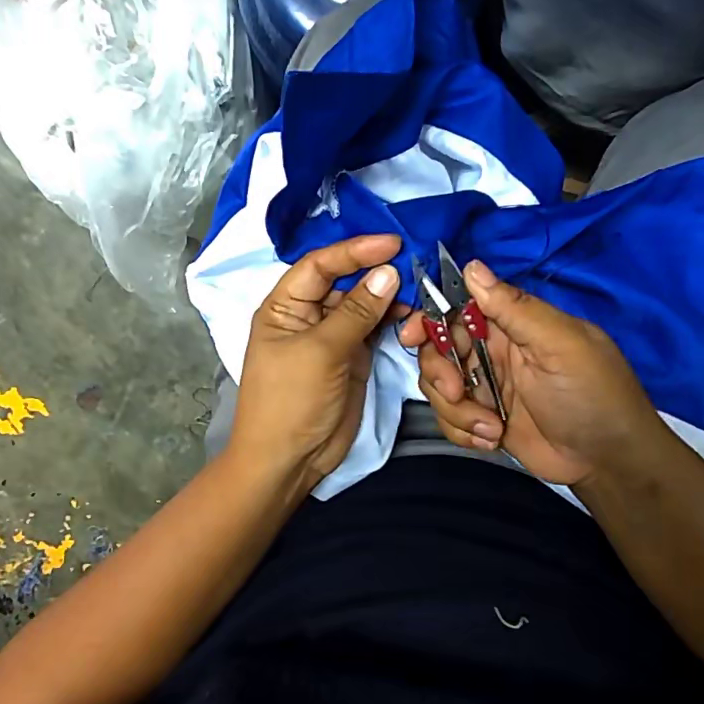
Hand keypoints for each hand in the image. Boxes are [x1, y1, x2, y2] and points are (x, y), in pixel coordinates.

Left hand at [227, 234, 405, 489]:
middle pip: (343, 281)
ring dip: (388, 298)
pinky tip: (412, 317)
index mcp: (284, 306)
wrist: (289, 460)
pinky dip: (392, 321)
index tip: (391, 243)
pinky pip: (373, 329)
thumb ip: (355, 313)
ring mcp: (330, 336)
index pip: (319, 265)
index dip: (353, 250)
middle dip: (375, 273)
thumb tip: (387, 273)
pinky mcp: (351, 357)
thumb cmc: (292, 401)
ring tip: (418, 294)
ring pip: (362, 305)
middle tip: (414, 268)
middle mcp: (306, 315)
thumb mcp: (321, 352)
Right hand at [399, 260, 665, 484]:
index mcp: (511, 324)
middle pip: (436, 349)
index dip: (428, 318)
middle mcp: (491, 351)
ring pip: (437, 387)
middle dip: (438, 373)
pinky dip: (463, 431)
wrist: (608, 461)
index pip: (457, 308)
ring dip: (456, 411)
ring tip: (491, 428)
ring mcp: (484, 387)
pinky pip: (447, 418)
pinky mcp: (479, 419)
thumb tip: (472, 267)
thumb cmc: (593, 394)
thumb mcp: (560, 344)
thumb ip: (514, 307)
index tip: (410, 335)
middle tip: (455, 392)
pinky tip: (492, 438)